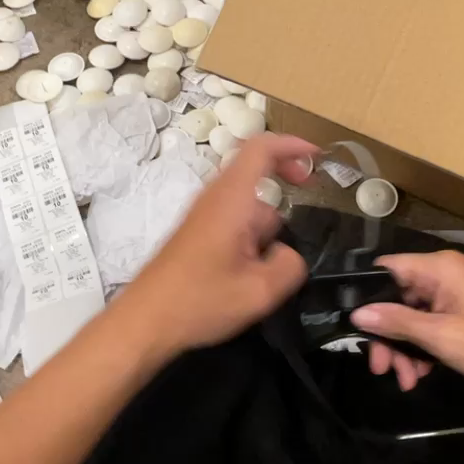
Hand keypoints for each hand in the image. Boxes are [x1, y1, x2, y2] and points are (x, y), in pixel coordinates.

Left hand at [118, 134, 318, 357]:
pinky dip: (254, 232)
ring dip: (270, 220)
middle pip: (257, 171)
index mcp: (232, 198)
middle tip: (312, 191)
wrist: (145, 320)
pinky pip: (235, 218)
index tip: (318, 156)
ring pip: (248, 202)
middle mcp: (216, 197)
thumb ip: (289, 266)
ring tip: (274, 264)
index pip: (261, 148)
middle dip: (286, 180)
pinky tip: (254, 271)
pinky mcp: (198, 231)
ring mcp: (204, 213)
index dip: (292, 144)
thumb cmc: (198, 301)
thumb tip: (288, 254)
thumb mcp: (259, 293)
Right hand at [352, 251, 463, 392]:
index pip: (388, 269)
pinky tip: (420, 374)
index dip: (368, 295)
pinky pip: (431, 323)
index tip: (357, 329)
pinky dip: (423, 347)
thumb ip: (396, 322)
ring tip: (406, 380)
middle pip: (399, 297)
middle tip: (381, 368)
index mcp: (440, 267)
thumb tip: (357, 314)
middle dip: (388, 334)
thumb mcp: (440, 336)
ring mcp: (457, 293)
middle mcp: (446, 273)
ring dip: (405, 347)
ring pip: (414, 315)